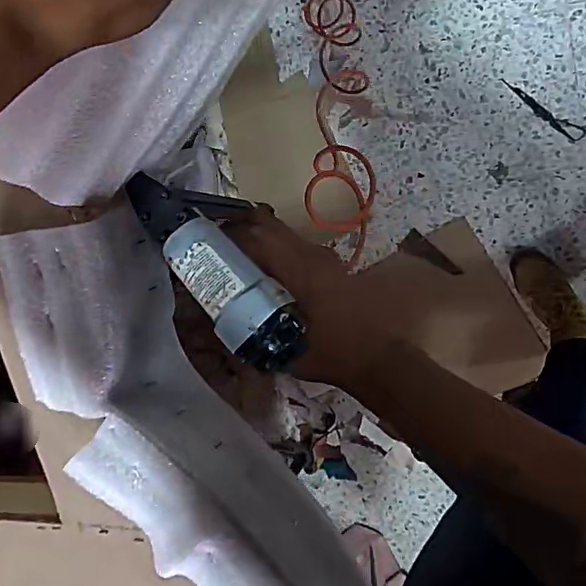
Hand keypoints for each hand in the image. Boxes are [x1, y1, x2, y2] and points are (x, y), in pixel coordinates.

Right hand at [224, 210, 399, 387]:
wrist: (381, 359)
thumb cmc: (334, 354)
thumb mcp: (283, 348)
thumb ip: (252, 333)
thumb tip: (220, 325)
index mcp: (302, 268)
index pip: (257, 235)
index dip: (227, 235)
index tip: (204, 244)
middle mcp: (314, 255)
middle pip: (268, 226)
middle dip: (238, 230)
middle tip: (214, 247)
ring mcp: (326, 260)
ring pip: (284, 236)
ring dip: (258, 242)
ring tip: (234, 262)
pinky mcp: (333, 270)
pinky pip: (296, 250)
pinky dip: (275, 254)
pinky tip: (264, 278)